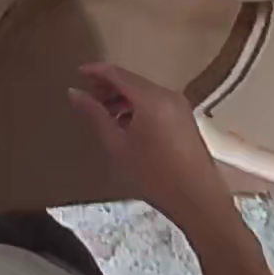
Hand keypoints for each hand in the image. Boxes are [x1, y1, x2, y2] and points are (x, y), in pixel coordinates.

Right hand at [69, 63, 244, 243]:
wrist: (200, 203)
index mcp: (151, 98)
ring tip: (103, 115)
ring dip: (120, 97)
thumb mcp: (116, 144)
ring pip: (142, 91)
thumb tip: (74, 92)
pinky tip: (125, 125)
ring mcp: (180, 107)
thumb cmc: (154, 174)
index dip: (95, 71)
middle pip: (130, 80)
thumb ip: (94, 113)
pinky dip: (135, 106)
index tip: (76, 74)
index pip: (117, 73)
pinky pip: (154, 102)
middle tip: (87, 99)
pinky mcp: (185, 119)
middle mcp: (167, 96)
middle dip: (107, 86)